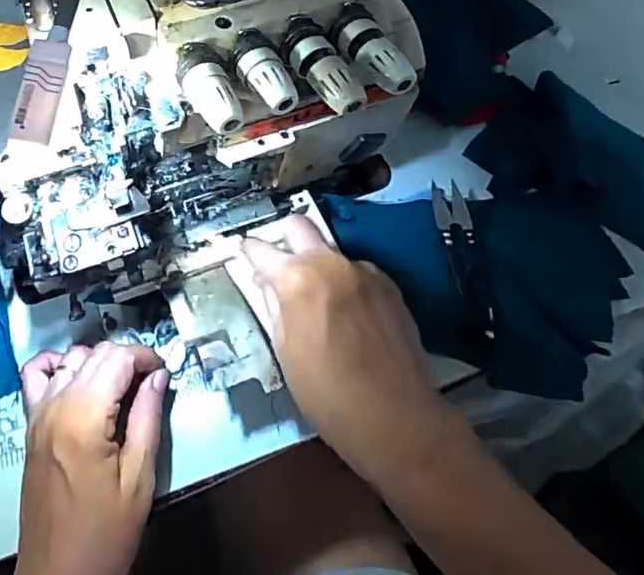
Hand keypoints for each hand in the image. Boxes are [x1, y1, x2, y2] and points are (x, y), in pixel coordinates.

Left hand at [17, 341, 169, 574]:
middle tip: (150, 382)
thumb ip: (148, 418)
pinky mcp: (29, 425)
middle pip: (95, 354)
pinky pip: (35, 375)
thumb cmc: (104, 535)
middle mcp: (56, 404)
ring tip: (123, 386)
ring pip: (71, 359)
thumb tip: (158, 376)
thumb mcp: (138, 480)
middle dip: (127, 359)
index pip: (117, 358)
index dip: (145, 357)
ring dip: (99, 362)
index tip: (163, 372)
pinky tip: (77, 377)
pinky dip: (57, 365)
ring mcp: (38, 413)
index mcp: (83, 416)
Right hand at [241, 214, 452, 481]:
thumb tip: (268, 284)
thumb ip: (273, 307)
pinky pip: (356, 272)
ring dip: (319, 267)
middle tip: (281, 269)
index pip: (260, 249)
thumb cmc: (328, 394)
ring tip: (320, 305)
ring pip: (330, 252)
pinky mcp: (389, 285)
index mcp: (296, 278)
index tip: (245, 256)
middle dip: (285, 240)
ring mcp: (364, 271)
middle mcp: (330, 263)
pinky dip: (345, 284)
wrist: (397, 418)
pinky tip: (349, 318)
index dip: (248, 252)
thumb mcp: (284, 352)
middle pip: (299, 226)